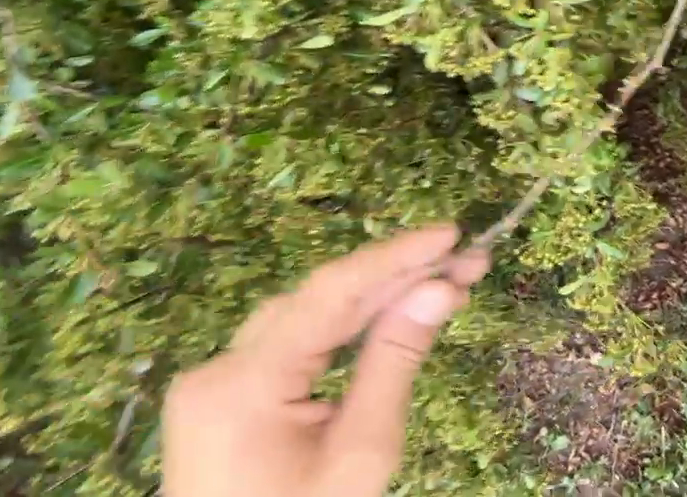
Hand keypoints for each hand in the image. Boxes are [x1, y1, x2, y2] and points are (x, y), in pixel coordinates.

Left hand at [162, 226, 489, 496]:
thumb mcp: (361, 452)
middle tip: (468, 263)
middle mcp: (220, 369)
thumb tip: (440, 288)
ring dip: (379, 296)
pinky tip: (393, 314)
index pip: (332, 293)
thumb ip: (396, 360)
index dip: (396, 256)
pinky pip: (297, 339)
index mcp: (242, 384)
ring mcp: (217, 382)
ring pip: (311, 313)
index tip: (453, 234)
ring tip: (445, 284)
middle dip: (400, 276)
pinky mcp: (226, 395)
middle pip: (322, 299)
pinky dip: (349, 324)